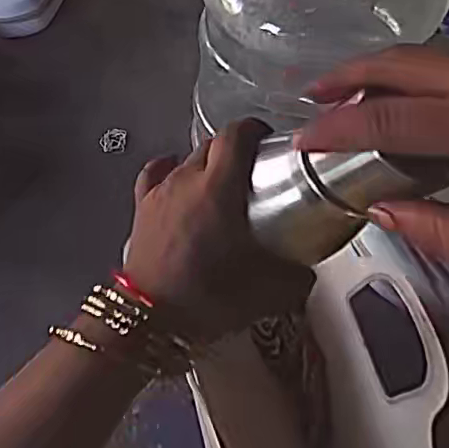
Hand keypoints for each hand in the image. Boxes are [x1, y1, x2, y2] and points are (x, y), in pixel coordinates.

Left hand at [123, 119, 315, 342]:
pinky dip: (170, 172)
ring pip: (186, 160)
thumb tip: (306, 271)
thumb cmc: (203, 299)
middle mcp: (184, 181)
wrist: (150, 317)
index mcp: (217, 189)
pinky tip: (178, 179)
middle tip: (254, 171)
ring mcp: (160, 193)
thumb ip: (296, 276)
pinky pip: (155, 175)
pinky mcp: (142, 208)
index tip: (267, 140)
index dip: (254, 129)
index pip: (235, 134)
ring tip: (222, 187)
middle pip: (211, 145)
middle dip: (234, 151)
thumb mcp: (268, 292)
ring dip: (206, 166)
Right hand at [295, 46, 448, 303]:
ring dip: (387, 76)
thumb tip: (380, 206)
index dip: (336, 129)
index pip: (391, 118)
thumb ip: (440, 230)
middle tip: (310, 98)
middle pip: (405, 62)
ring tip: (350, 102)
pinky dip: (426, 78)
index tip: (299, 140)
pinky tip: (415, 104)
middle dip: (349, 77)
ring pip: (436, 56)